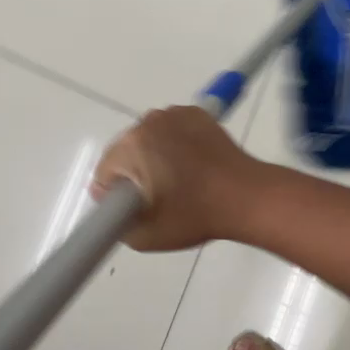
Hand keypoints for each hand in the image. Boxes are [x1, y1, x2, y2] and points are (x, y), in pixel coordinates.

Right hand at [92, 106, 264, 251]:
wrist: (244, 195)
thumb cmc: (193, 214)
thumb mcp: (145, 236)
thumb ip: (116, 222)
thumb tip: (111, 201)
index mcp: (133, 145)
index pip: (105, 170)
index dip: (115, 194)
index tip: (136, 207)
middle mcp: (150, 121)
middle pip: (126, 150)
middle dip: (134, 172)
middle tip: (158, 197)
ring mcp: (175, 113)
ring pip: (149, 137)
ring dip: (154, 155)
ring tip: (178, 180)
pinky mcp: (197, 113)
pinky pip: (172, 128)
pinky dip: (175, 142)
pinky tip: (192, 163)